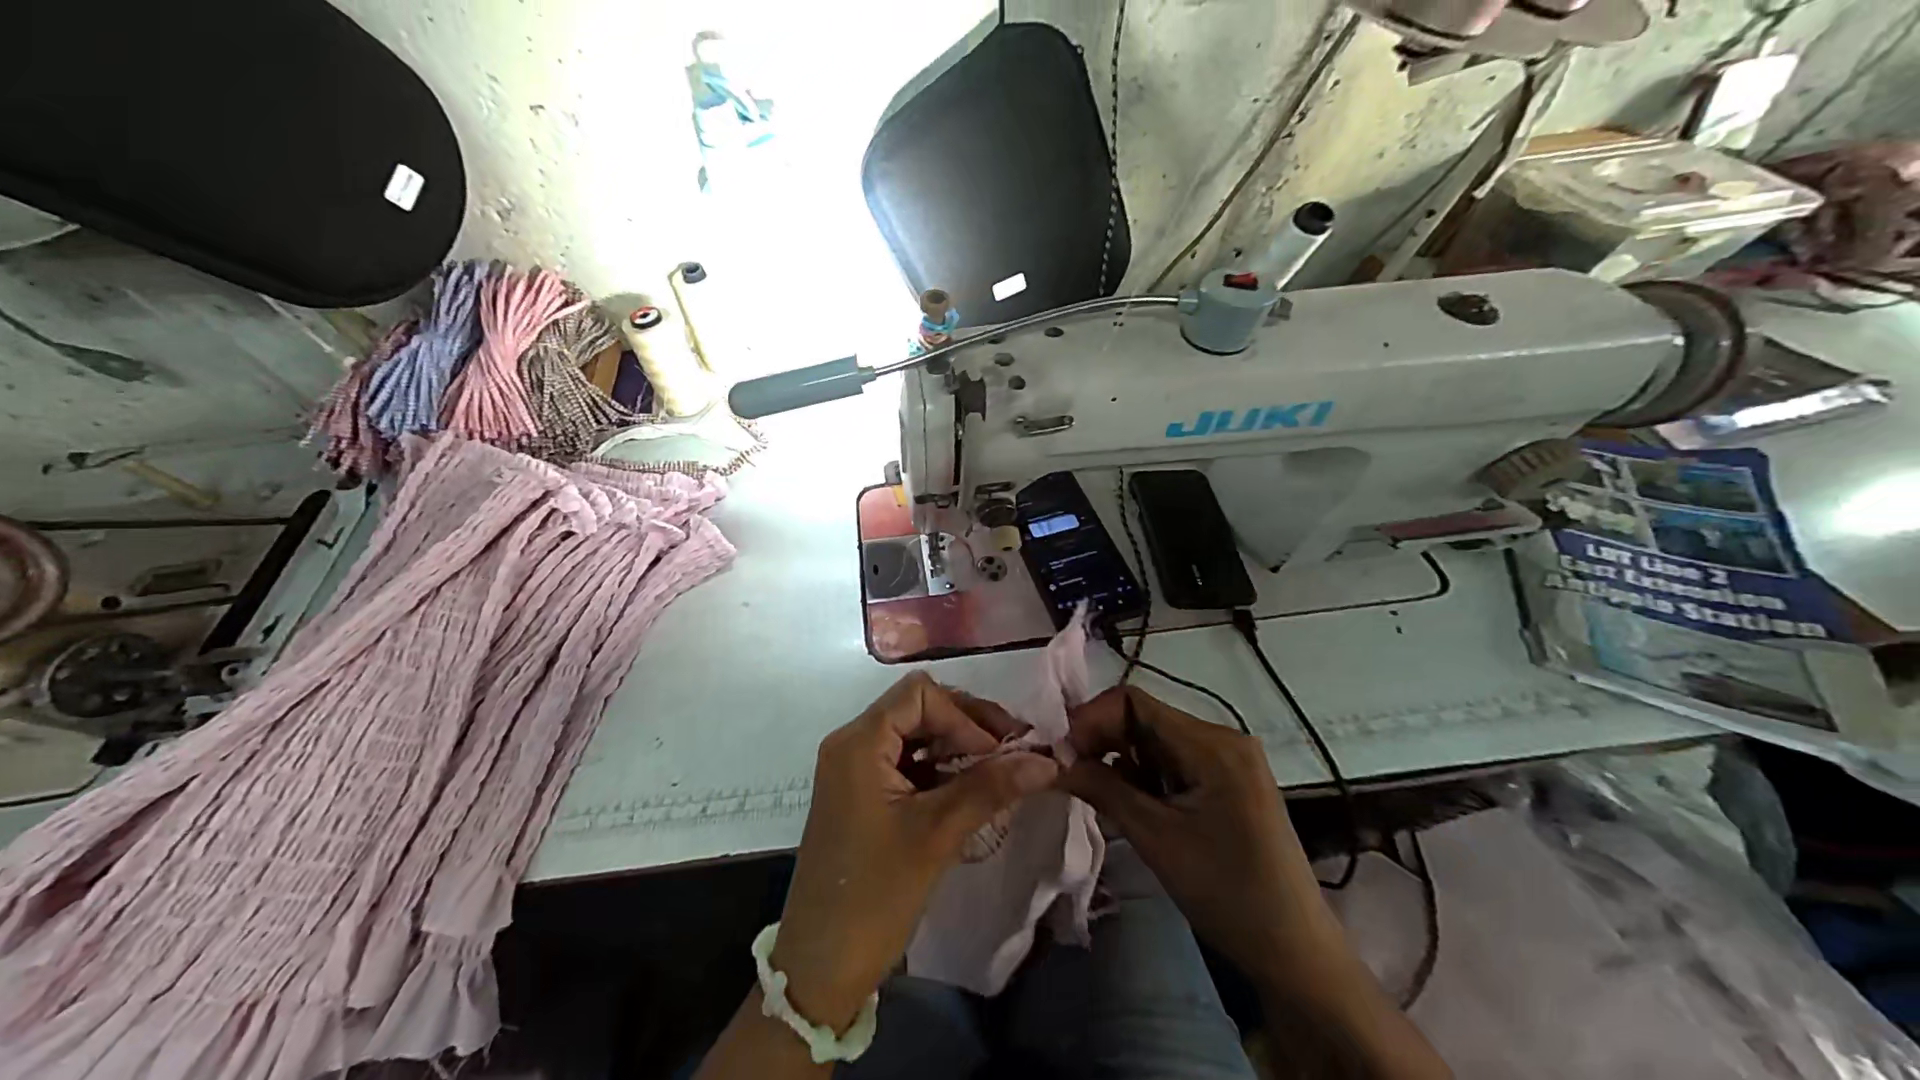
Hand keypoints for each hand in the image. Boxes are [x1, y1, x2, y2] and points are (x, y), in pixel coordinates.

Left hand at [771, 673, 1057, 1031]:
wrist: (822, 965)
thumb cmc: (874, 894)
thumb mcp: (935, 835)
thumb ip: (990, 788)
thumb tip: (1047, 760)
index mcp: (858, 743)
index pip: (920, 695)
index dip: (964, 716)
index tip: (998, 753)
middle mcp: (852, 745)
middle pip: (918, 709)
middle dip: (968, 726)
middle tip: (1014, 752)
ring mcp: (856, 771)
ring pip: (916, 737)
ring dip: (959, 748)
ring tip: (1001, 772)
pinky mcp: (864, 796)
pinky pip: (908, 765)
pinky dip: (942, 771)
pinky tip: (972, 791)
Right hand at [1058, 686, 1338, 987]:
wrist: (1294, 950)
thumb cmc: (1225, 892)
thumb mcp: (1155, 837)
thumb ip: (1103, 788)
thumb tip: (1055, 760)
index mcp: (1213, 744)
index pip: (1134, 702)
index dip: (1090, 720)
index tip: (1062, 756)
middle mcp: (1223, 738)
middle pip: (1144, 718)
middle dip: (1102, 742)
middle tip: (1071, 777)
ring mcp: (1229, 760)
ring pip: (1155, 741)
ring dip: (1121, 762)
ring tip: (1101, 799)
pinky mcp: (1228, 782)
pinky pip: (1174, 762)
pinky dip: (1144, 778)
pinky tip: (1132, 807)